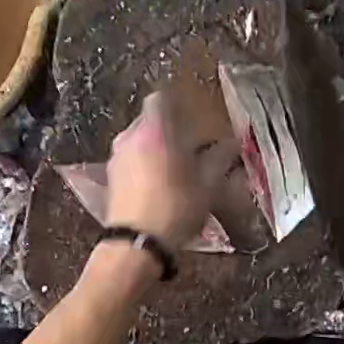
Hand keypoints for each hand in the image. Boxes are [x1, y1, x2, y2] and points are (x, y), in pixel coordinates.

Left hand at [104, 90, 228, 252]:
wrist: (137, 244)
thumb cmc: (176, 208)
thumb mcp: (207, 186)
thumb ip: (219, 159)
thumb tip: (233, 145)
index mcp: (155, 130)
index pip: (162, 98)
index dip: (177, 105)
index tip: (192, 119)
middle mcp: (130, 136)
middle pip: (150, 120)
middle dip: (168, 130)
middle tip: (189, 148)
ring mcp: (117, 157)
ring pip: (139, 141)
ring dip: (155, 149)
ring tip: (174, 171)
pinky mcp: (110, 177)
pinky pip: (130, 160)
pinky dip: (143, 165)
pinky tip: (157, 186)